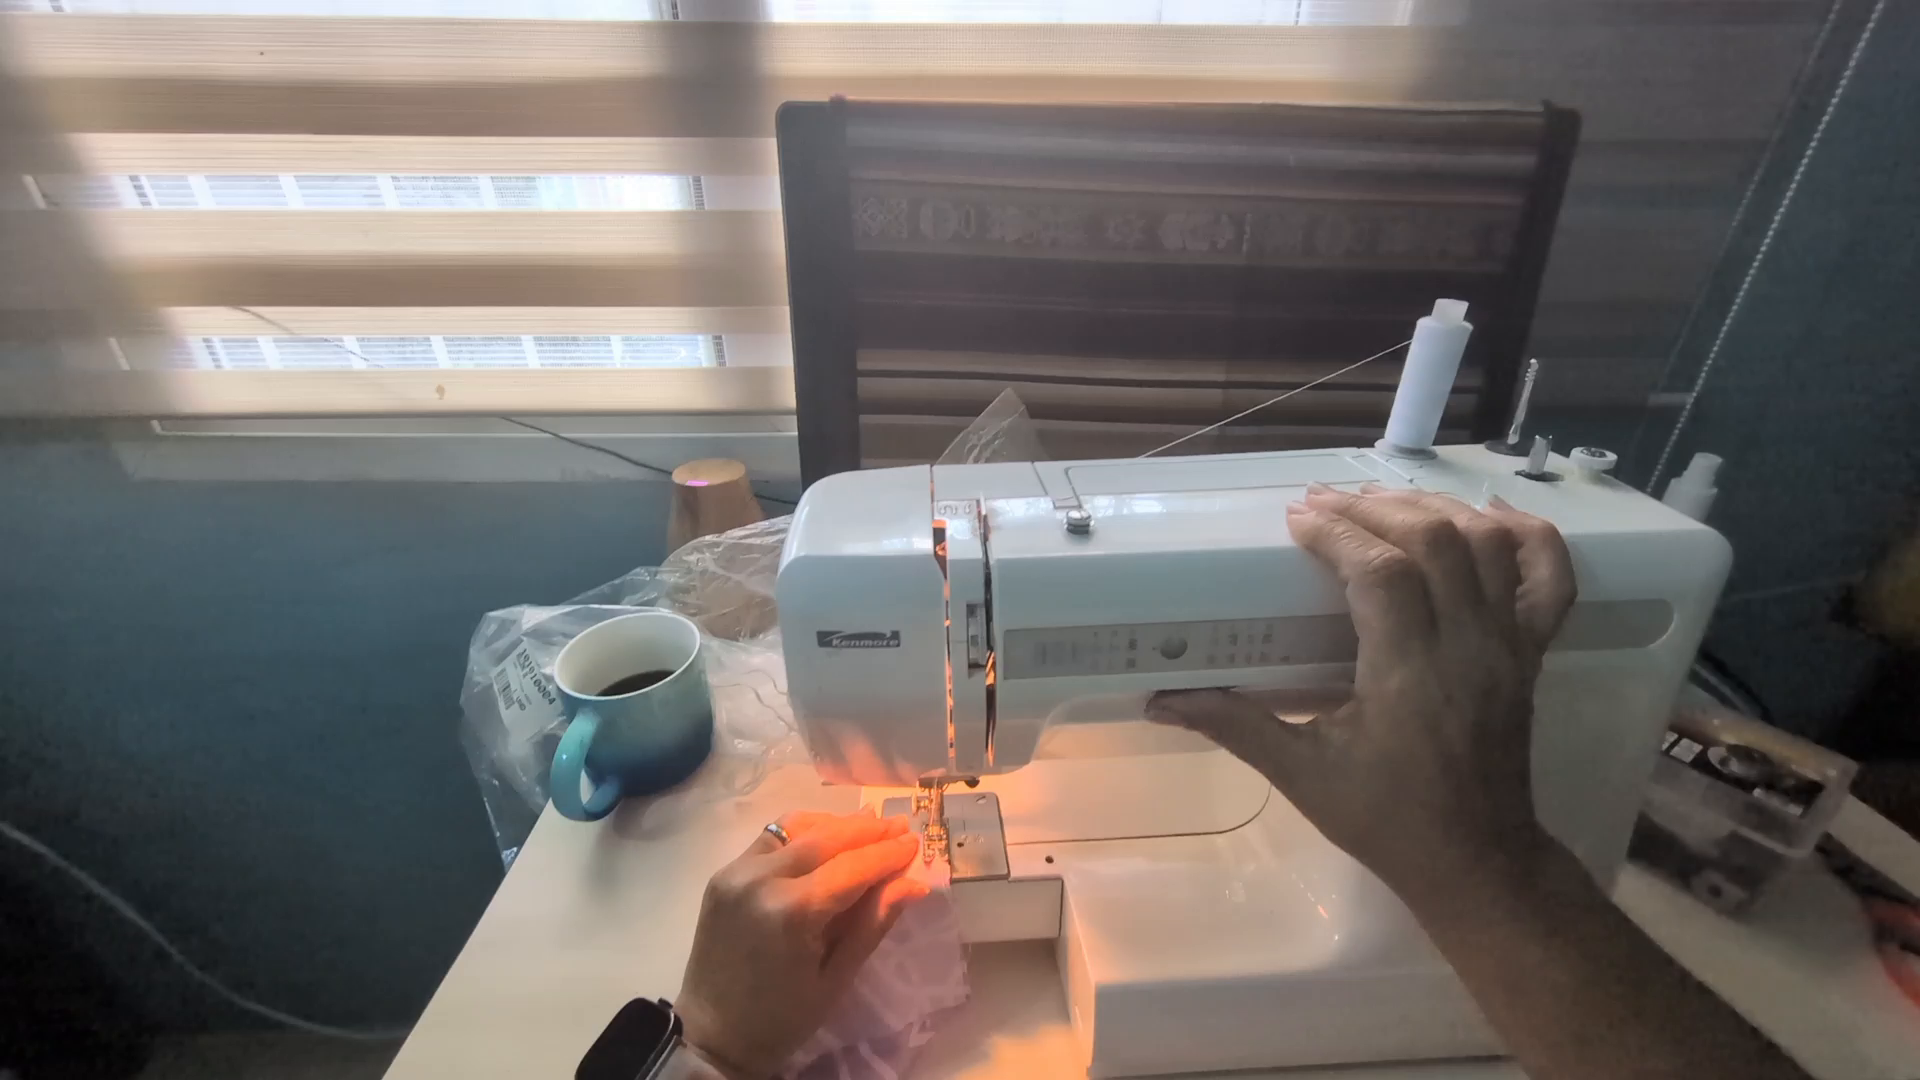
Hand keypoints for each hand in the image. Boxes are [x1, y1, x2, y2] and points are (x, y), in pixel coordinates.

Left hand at [677, 811, 927, 1079]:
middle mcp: (762, 879)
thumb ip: (874, 922)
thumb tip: (914, 882)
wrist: (710, 1036)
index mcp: (792, 913)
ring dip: (837, 824)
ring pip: (799, 827)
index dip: (887, 853)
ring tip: (869, 824)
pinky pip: (773, 835)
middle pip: (828, 838)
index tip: (914, 842)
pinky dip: (804, 829)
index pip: (852, 867)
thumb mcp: (836, 978)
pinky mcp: (725, 871)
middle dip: (868, 831)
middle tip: (899, 826)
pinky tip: (827, 833)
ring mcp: (738, 871)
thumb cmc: (782, 1018)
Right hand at [1148, 483, 1575, 903]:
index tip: (1294, 519)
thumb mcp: (1299, 773)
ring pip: (1488, 546)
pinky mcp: (1530, 653)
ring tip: (1377, 501)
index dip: (1337, 534)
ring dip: (1432, 509)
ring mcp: (1510, 648)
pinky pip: (1550, 578)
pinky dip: (1525, 534)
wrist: (1478, 863)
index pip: (1384, 573)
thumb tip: (1159, 701)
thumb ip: (1232, 724)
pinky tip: (1485, 514)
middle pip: (1437, 542)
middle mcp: (1470, 649)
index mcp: (1410, 675)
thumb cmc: (1384, 818)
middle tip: (1323, 503)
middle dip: (1375, 509)